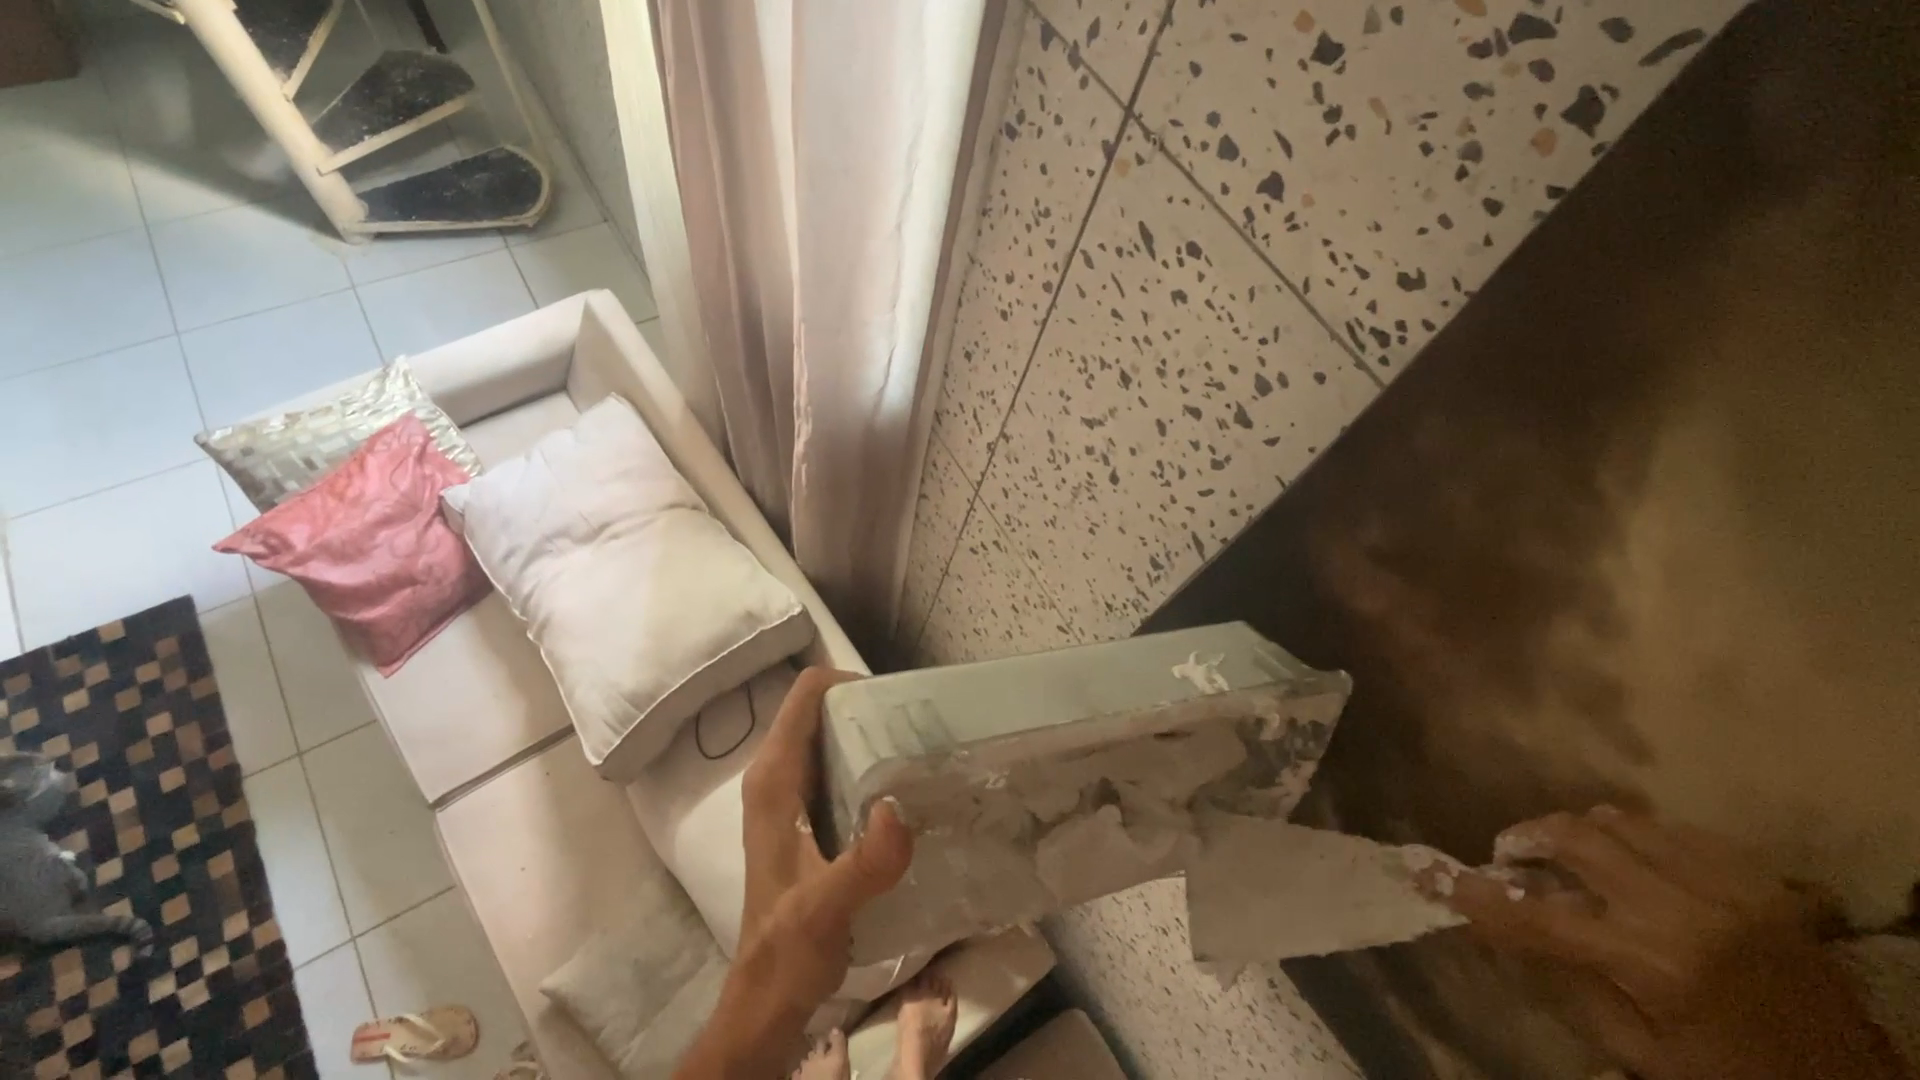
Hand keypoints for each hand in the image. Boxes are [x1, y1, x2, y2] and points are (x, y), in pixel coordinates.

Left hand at [676, 668, 913, 1079]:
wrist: (769, 994)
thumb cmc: (789, 949)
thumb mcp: (827, 908)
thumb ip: (863, 863)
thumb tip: (898, 810)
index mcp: (773, 780)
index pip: (806, 695)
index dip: (848, 684)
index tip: (897, 705)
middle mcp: (776, 777)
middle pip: (820, 711)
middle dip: (868, 708)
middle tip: (920, 727)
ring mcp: (789, 797)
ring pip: (829, 739)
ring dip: (870, 735)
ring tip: (920, 749)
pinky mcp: (805, 818)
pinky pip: (836, 768)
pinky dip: (867, 764)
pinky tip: (902, 788)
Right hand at [1425, 807, 1907, 1079]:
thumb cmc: (1725, 1076)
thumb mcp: (1637, 1050)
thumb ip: (1565, 981)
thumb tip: (1497, 926)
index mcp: (1651, 963)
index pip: (1537, 916)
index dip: (1479, 895)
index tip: (1441, 877)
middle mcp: (1686, 910)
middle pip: (1577, 838)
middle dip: (1527, 838)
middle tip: (1509, 854)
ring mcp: (1731, 887)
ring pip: (1624, 821)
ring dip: (1582, 832)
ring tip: (1569, 853)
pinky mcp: (1762, 881)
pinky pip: (1679, 831)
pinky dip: (1640, 838)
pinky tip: (1634, 862)